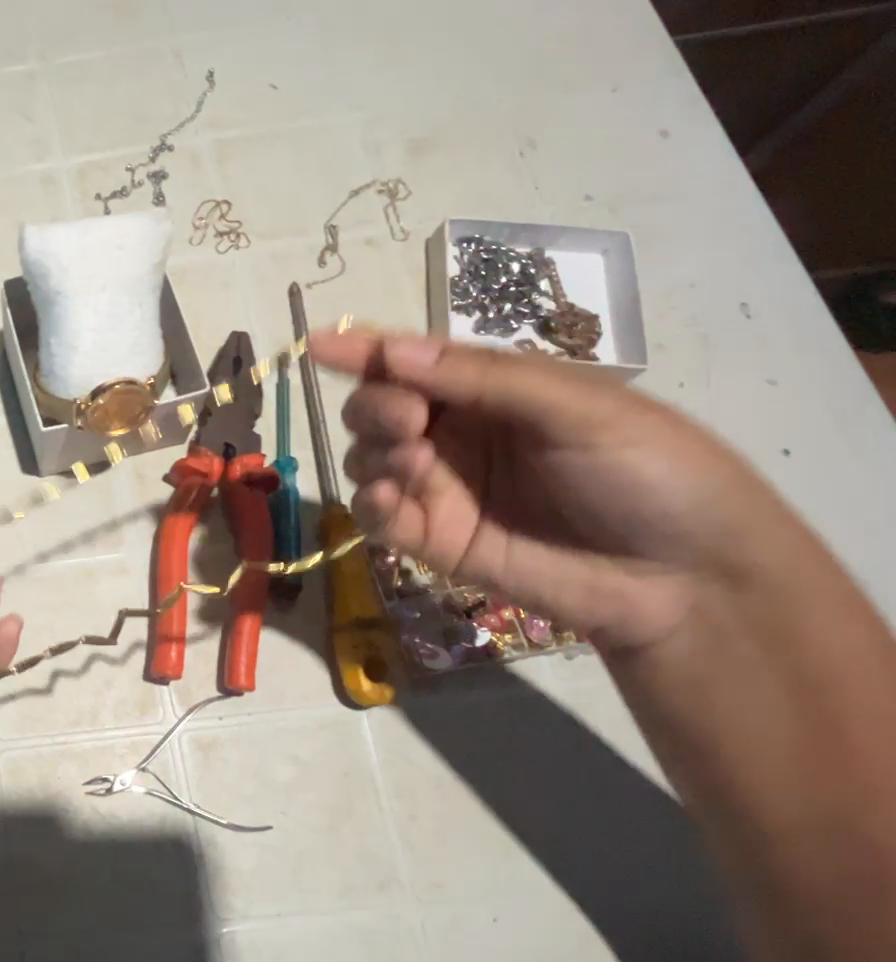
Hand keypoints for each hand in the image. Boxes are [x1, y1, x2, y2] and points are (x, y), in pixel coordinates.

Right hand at [313, 329, 780, 650]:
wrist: (683, 578)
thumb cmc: (649, 472)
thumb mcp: (578, 408)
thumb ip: (482, 378)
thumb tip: (390, 349)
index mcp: (493, 391)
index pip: (414, 364)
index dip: (364, 350)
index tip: (317, 345)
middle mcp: (456, 434)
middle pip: (376, 409)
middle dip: (377, 407)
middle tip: (410, 422)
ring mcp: (440, 489)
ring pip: (366, 459)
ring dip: (375, 454)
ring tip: (417, 468)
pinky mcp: (432, 540)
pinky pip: (375, 515)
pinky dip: (368, 503)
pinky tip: (388, 499)